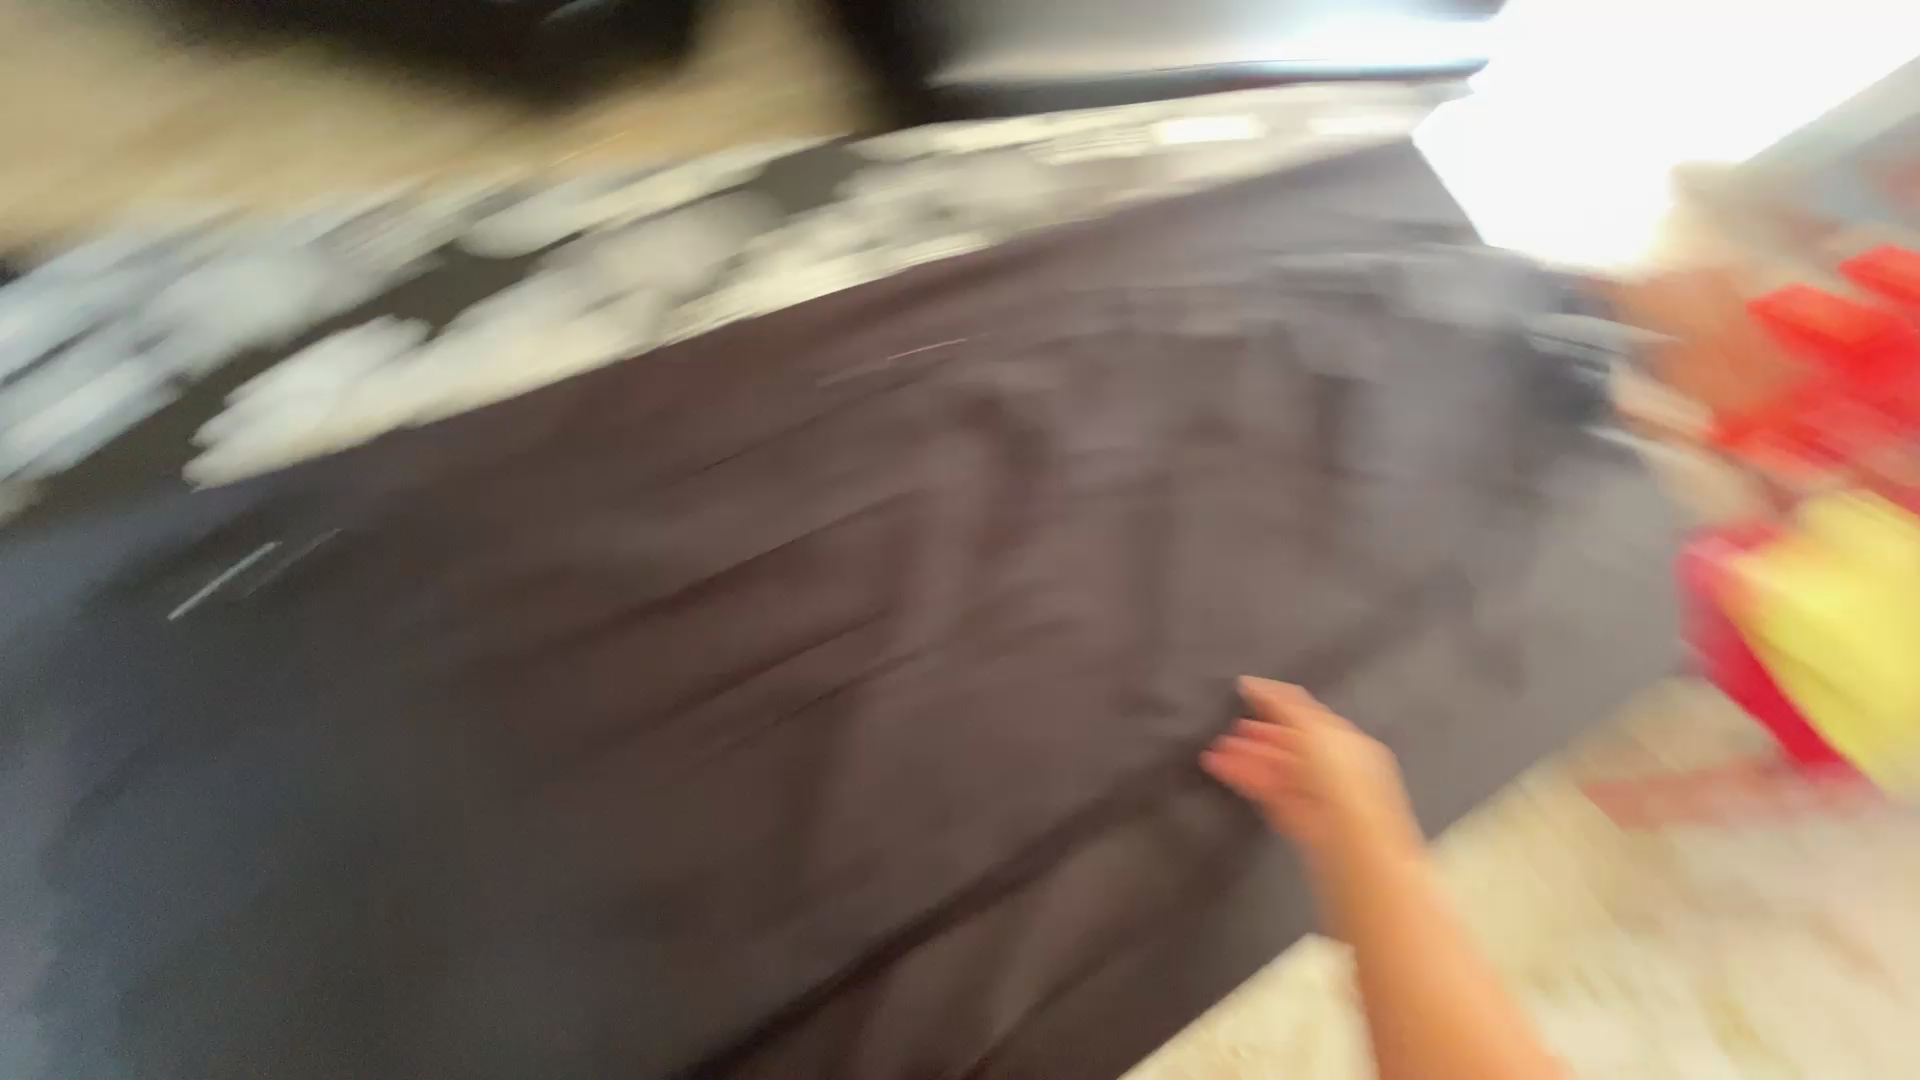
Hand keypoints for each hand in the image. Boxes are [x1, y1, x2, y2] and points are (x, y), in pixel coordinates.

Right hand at [1201, 677, 1423, 867]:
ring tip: (1214, 747)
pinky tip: (1217, 765)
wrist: (1352, 843)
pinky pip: (1262, 788)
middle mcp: (1328, 765)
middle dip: (1257, 732)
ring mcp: (1309, 790)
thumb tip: (1253, 684)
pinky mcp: (1290, 814)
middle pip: (1287, 742)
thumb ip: (1284, 705)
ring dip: (1244, 754)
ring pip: (1271, 766)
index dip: (1275, 703)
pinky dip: (1241, 776)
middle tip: (1228, 725)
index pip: (1305, 715)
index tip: (1243, 691)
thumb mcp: (1317, 730)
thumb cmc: (1342, 778)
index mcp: (1343, 740)